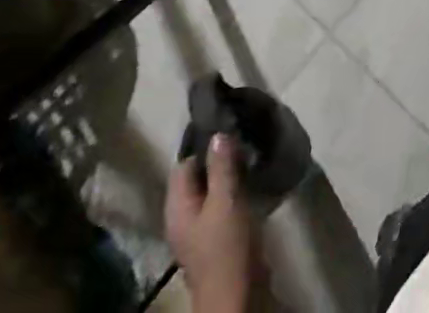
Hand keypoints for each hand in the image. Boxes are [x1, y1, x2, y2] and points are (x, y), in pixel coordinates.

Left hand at [166, 135, 256, 312]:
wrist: (237, 302)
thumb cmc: (227, 249)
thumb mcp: (226, 202)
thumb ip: (221, 167)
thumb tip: (218, 134)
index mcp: (176, 206)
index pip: (184, 164)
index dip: (204, 148)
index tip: (228, 133)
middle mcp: (182, 217)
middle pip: (197, 179)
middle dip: (218, 163)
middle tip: (243, 145)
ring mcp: (198, 233)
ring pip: (211, 195)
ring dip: (228, 180)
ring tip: (250, 163)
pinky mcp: (216, 244)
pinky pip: (221, 211)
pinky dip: (234, 198)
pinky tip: (252, 190)